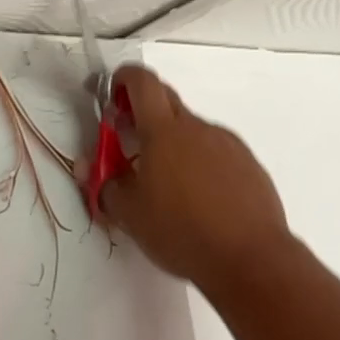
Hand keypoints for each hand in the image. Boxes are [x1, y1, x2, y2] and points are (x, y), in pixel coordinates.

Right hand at [100, 64, 292, 290]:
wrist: (252, 259)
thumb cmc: (181, 231)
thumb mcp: (130, 215)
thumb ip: (104, 185)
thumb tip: (88, 166)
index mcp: (163, 130)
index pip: (142, 81)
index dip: (123, 79)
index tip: (112, 96)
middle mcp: (197, 127)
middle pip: (167, 102)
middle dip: (144, 114)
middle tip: (131, 144)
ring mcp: (227, 144)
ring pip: (193, 132)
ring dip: (175, 145)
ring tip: (170, 187)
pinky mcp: (249, 165)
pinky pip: (217, 153)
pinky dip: (202, 165)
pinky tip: (203, 202)